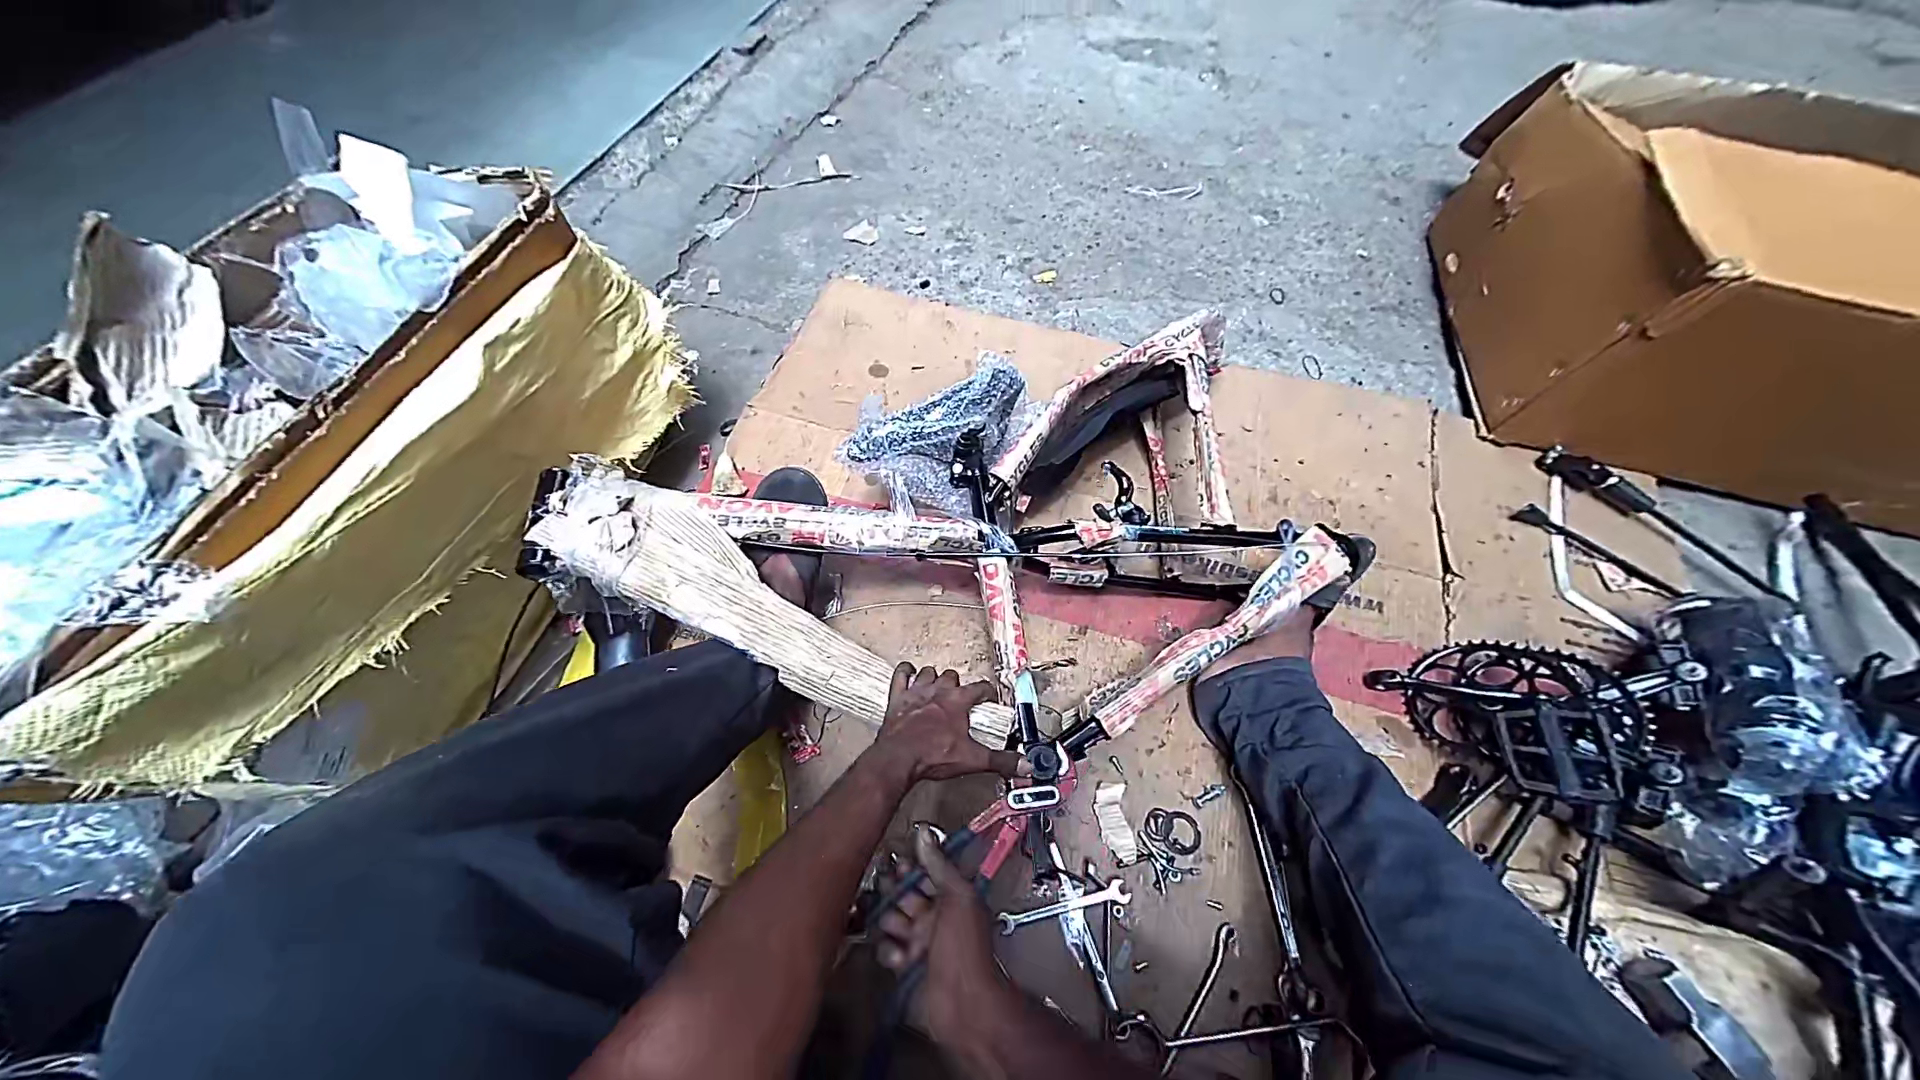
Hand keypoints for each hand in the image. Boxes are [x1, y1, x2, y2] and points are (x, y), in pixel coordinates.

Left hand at [874, 664, 1021, 782]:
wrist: (899, 758)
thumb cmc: (933, 756)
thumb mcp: (972, 759)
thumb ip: (1000, 760)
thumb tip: (1024, 764)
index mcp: (958, 702)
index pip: (979, 688)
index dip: (987, 692)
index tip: (990, 698)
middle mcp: (938, 691)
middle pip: (952, 677)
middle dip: (958, 685)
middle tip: (961, 698)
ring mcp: (916, 691)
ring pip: (929, 673)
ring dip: (934, 678)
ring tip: (938, 687)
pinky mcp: (897, 697)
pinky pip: (901, 674)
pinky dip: (905, 671)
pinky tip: (909, 673)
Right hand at [875, 827, 1020, 1051]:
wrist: (963, 1003)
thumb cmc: (966, 946)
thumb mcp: (958, 896)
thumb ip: (939, 864)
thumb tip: (925, 832)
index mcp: (948, 897)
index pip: (923, 873)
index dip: (909, 867)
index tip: (896, 861)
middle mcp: (932, 916)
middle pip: (902, 894)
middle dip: (893, 892)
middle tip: (890, 892)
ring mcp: (916, 941)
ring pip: (889, 919)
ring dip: (890, 922)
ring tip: (902, 931)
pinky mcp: (902, 965)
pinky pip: (885, 948)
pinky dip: (889, 952)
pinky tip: (901, 959)